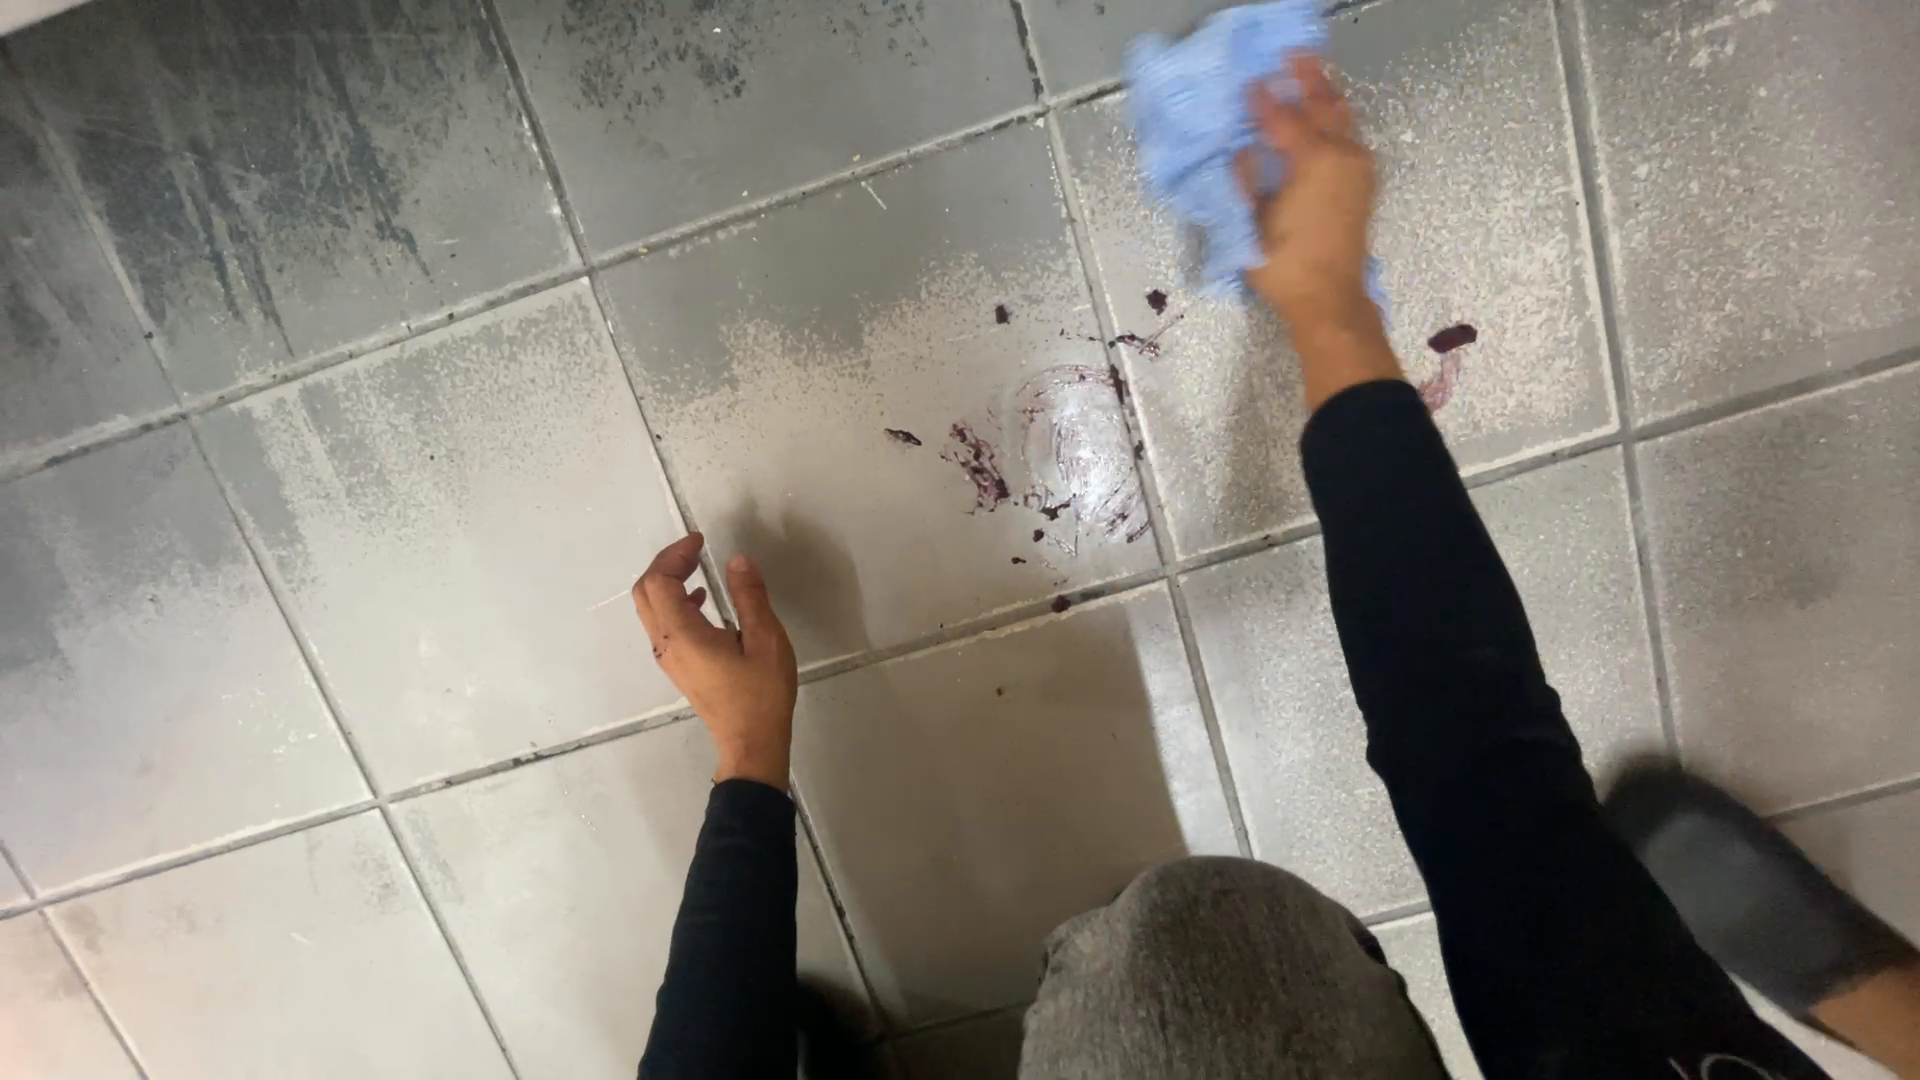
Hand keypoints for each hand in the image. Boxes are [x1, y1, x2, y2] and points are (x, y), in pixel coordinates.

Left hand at [632, 534, 797, 789]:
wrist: (752, 742)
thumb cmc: (761, 692)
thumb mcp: (766, 639)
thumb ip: (749, 596)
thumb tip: (737, 560)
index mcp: (684, 634)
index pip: (660, 582)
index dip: (675, 555)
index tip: (701, 541)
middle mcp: (666, 644)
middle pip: (645, 592)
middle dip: (666, 564)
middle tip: (695, 550)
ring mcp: (669, 658)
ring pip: (651, 609)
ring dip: (668, 581)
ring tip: (697, 567)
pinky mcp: (678, 666)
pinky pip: (663, 624)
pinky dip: (674, 601)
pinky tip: (703, 601)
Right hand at [1240, 54, 1380, 337]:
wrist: (1329, 298)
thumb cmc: (1285, 266)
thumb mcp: (1253, 227)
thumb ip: (1246, 185)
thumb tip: (1240, 156)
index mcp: (1314, 161)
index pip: (1284, 121)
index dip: (1263, 104)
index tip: (1247, 86)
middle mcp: (1343, 155)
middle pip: (1325, 105)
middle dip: (1307, 80)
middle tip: (1291, 57)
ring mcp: (1358, 168)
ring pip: (1344, 118)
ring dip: (1325, 96)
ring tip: (1309, 77)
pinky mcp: (1363, 184)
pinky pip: (1350, 137)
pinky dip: (1335, 120)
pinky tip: (1324, 120)